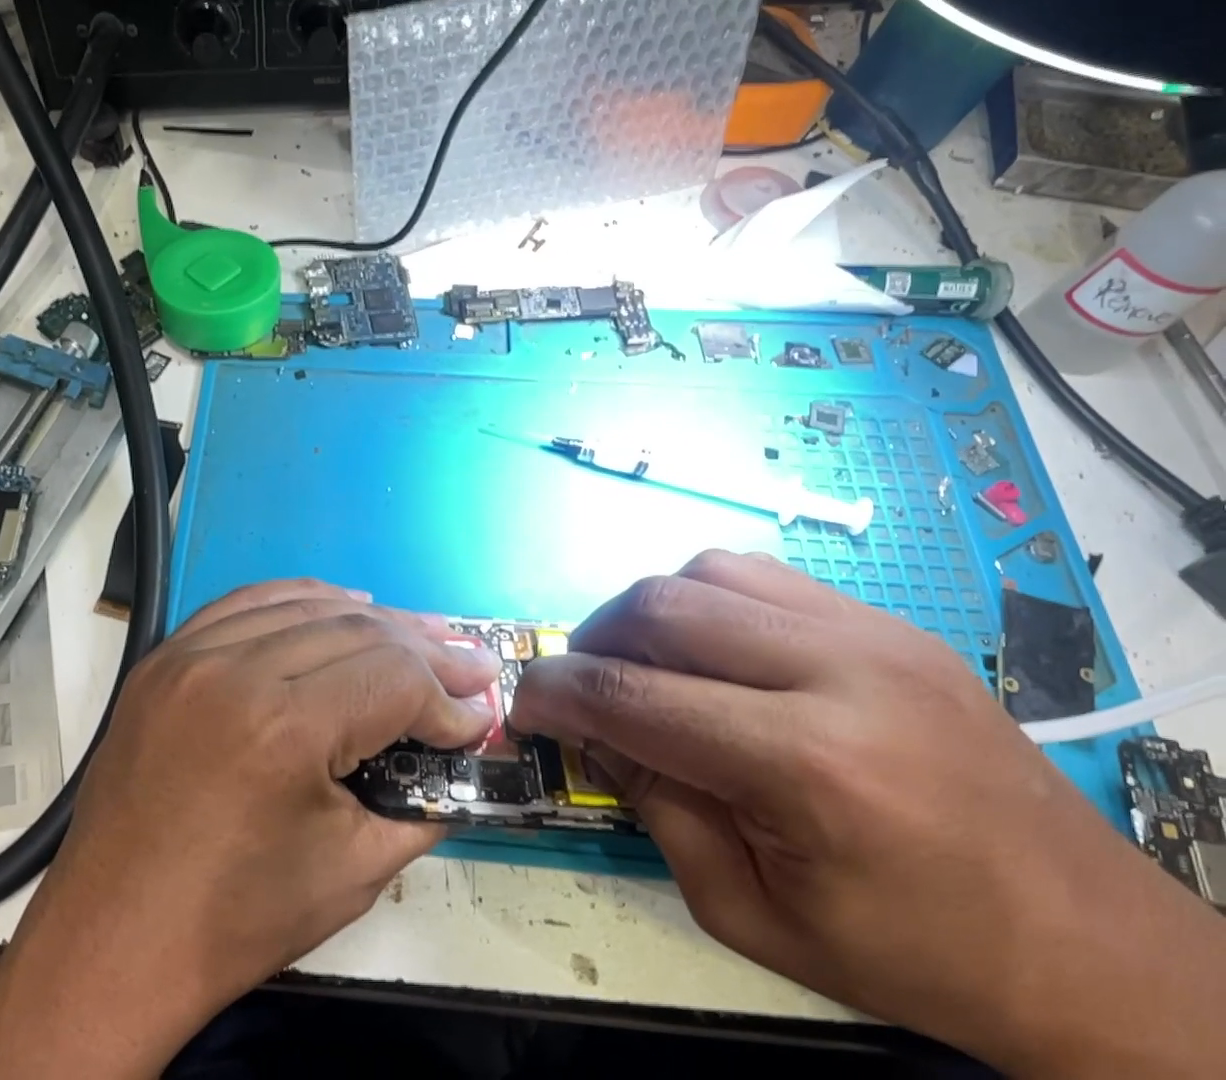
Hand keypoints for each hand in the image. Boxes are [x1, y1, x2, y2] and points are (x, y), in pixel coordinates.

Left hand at [0, 580, 497, 1077]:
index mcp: (284, 728)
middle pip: (356, 629)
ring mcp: (187, 657)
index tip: (475, 722)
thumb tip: (464, 754)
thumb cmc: (236, 921)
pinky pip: (243, 605)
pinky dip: (299, 602)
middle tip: (470, 666)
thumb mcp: (354, 872)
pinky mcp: (161, 661)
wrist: (115, 940)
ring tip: (419, 636)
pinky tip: (337, 608)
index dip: (447, 699)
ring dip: (370, 618)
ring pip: (302, 605)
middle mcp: (233, 670)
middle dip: (425, 649)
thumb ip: (425, 804)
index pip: (394, 677)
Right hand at [508, 550, 1225, 1076]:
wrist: (1083, 944)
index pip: (630, 695)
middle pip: (661, 608)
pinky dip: (708, 603)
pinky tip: (707, 654)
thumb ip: (655, 804)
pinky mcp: (896, 628)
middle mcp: (840, 674)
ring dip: (646, 612)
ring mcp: (878, 637)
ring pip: (709, 572)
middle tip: (575, 688)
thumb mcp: (745, 907)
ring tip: (636, 664)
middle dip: (589, 640)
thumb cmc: (905, 950)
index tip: (524, 708)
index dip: (554, 694)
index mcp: (805, 765)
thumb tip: (590, 733)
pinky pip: (768, 579)